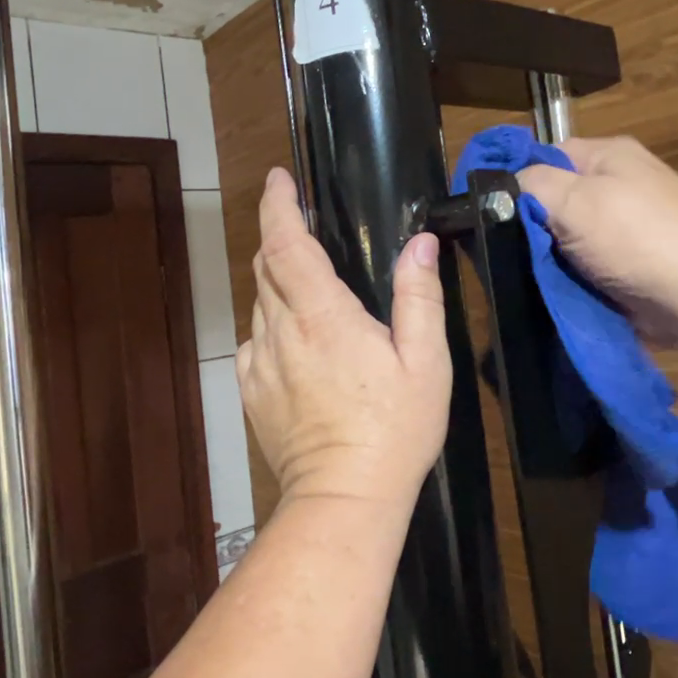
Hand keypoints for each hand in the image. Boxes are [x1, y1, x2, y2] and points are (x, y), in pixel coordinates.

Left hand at [237, 168, 452, 508]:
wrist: (344, 497)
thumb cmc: (393, 430)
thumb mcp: (425, 362)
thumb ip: (419, 298)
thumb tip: (419, 245)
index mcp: (322, 316)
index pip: (286, 244)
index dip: (277, 206)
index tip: (278, 180)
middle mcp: (280, 331)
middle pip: (265, 266)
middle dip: (279, 237)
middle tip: (304, 229)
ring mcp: (258, 363)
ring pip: (259, 303)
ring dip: (279, 284)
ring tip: (313, 293)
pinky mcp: (251, 390)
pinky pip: (254, 341)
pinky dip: (272, 324)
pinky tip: (300, 344)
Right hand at [516, 136, 677, 348]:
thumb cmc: (640, 239)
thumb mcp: (575, 200)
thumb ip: (529, 185)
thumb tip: (499, 186)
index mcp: (609, 154)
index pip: (543, 154)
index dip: (513, 179)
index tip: (484, 211)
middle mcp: (619, 185)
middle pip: (553, 199)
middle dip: (528, 225)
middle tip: (501, 250)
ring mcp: (628, 229)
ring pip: (566, 239)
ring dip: (548, 259)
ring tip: (525, 276)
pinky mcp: (632, 268)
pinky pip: (585, 269)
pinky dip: (570, 281)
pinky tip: (554, 293)